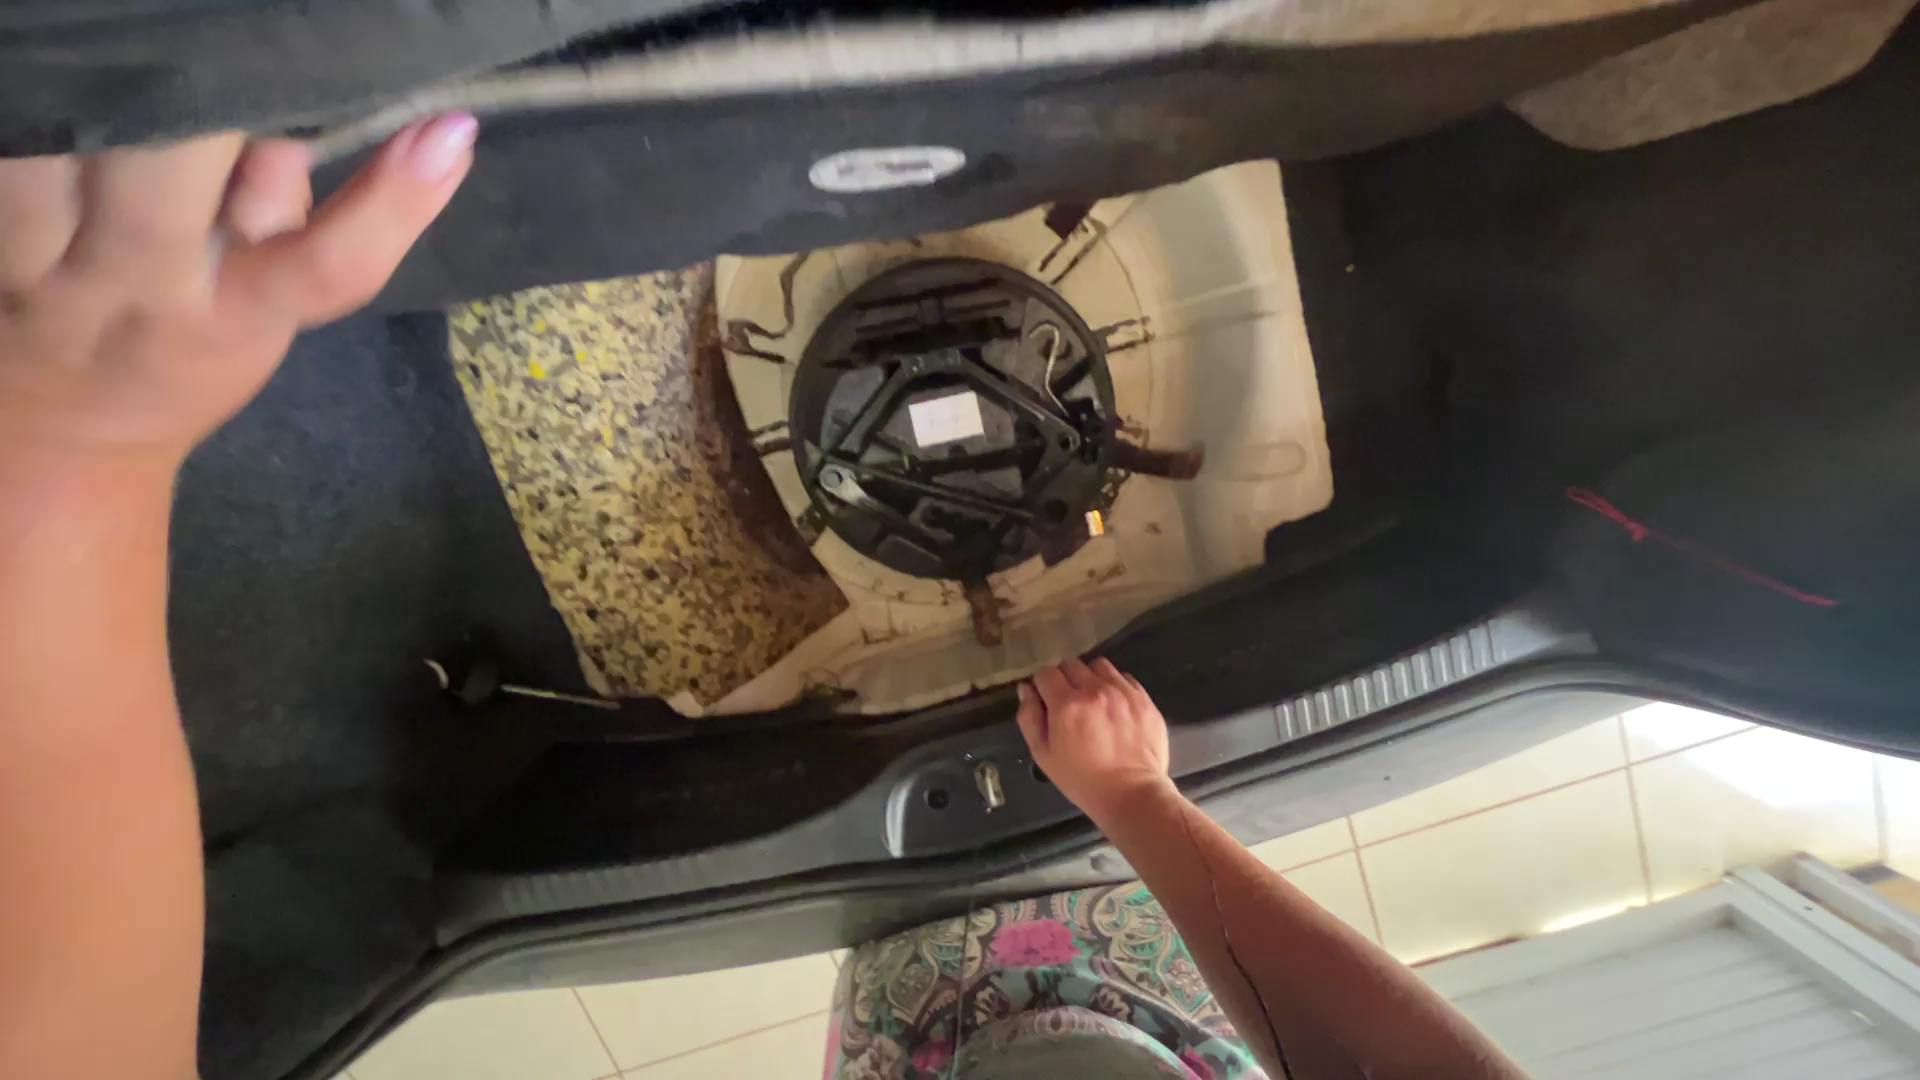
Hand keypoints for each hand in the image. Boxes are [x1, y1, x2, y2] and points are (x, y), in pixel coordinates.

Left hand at [0, 114, 476, 471]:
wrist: (62, 421)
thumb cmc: (197, 357)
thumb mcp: (274, 313)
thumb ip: (290, 221)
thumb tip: (295, 123)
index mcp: (244, 315)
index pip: (335, 263)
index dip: (395, 201)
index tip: (452, 133)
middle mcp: (143, 288)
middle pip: (173, 172)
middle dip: (209, 108)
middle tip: (234, 67)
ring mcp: (36, 256)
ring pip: (65, 140)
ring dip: (116, 97)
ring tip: (150, 78)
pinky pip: (8, 143)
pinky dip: (43, 102)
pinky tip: (78, 90)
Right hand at [1015, 657, 1176, 823]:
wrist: (1132, 794)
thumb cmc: (1082, 780)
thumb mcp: (1043, 755)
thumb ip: (1029, 717)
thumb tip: (1026, 689)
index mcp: (1066, 704)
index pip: (1045, 673)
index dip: (1042, 685)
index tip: (1047, 700)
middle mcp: (1095, 690)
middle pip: (1071, 664)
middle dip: (1065, 679)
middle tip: (1069, 703)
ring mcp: (1123, 692)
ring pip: (1098, 665)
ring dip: (1091, 677)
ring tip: (1094, 700)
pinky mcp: (1144, 698)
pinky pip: (1124, 677)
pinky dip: (1115, 685)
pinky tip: (1115, 707)